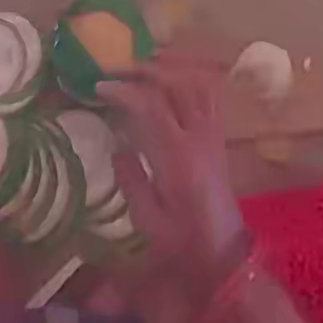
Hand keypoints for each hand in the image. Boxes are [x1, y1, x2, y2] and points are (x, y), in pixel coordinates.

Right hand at [98, 62, 247, 289]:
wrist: (223, 256)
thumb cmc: (182, 243)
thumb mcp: (147, 220)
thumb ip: (130, 178)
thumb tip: (117, 145)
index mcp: (179, 156)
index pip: (151, 106)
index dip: (124, 90)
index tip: (99, 86)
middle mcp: (199, 136)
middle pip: (175, 83)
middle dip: (142, 69)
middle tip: (115, 68)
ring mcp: (212, 133)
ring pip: (195, 82)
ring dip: (167, 68)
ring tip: (140, 66)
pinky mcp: (218, 136)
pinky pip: (207, 94)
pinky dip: (187, 78)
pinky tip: (169, 79)